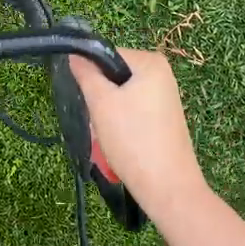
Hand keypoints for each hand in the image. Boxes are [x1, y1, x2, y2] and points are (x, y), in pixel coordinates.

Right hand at [69, 51, 244, 245]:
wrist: (169, 191)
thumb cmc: (133, 140)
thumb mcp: (101, 102)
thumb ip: (85, 73)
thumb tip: (75, 54)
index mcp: (151, 62)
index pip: (108, 56)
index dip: (92, 75)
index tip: (88, 100)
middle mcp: (162, 75)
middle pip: (115, 77)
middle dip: (101, 100)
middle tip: (98, 123)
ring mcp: (165, 99)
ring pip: (122, 98)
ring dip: (108, 116)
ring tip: (107, 138)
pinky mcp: (165, 120)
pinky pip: (134, 112)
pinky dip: (122, 126)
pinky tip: (119, 146)